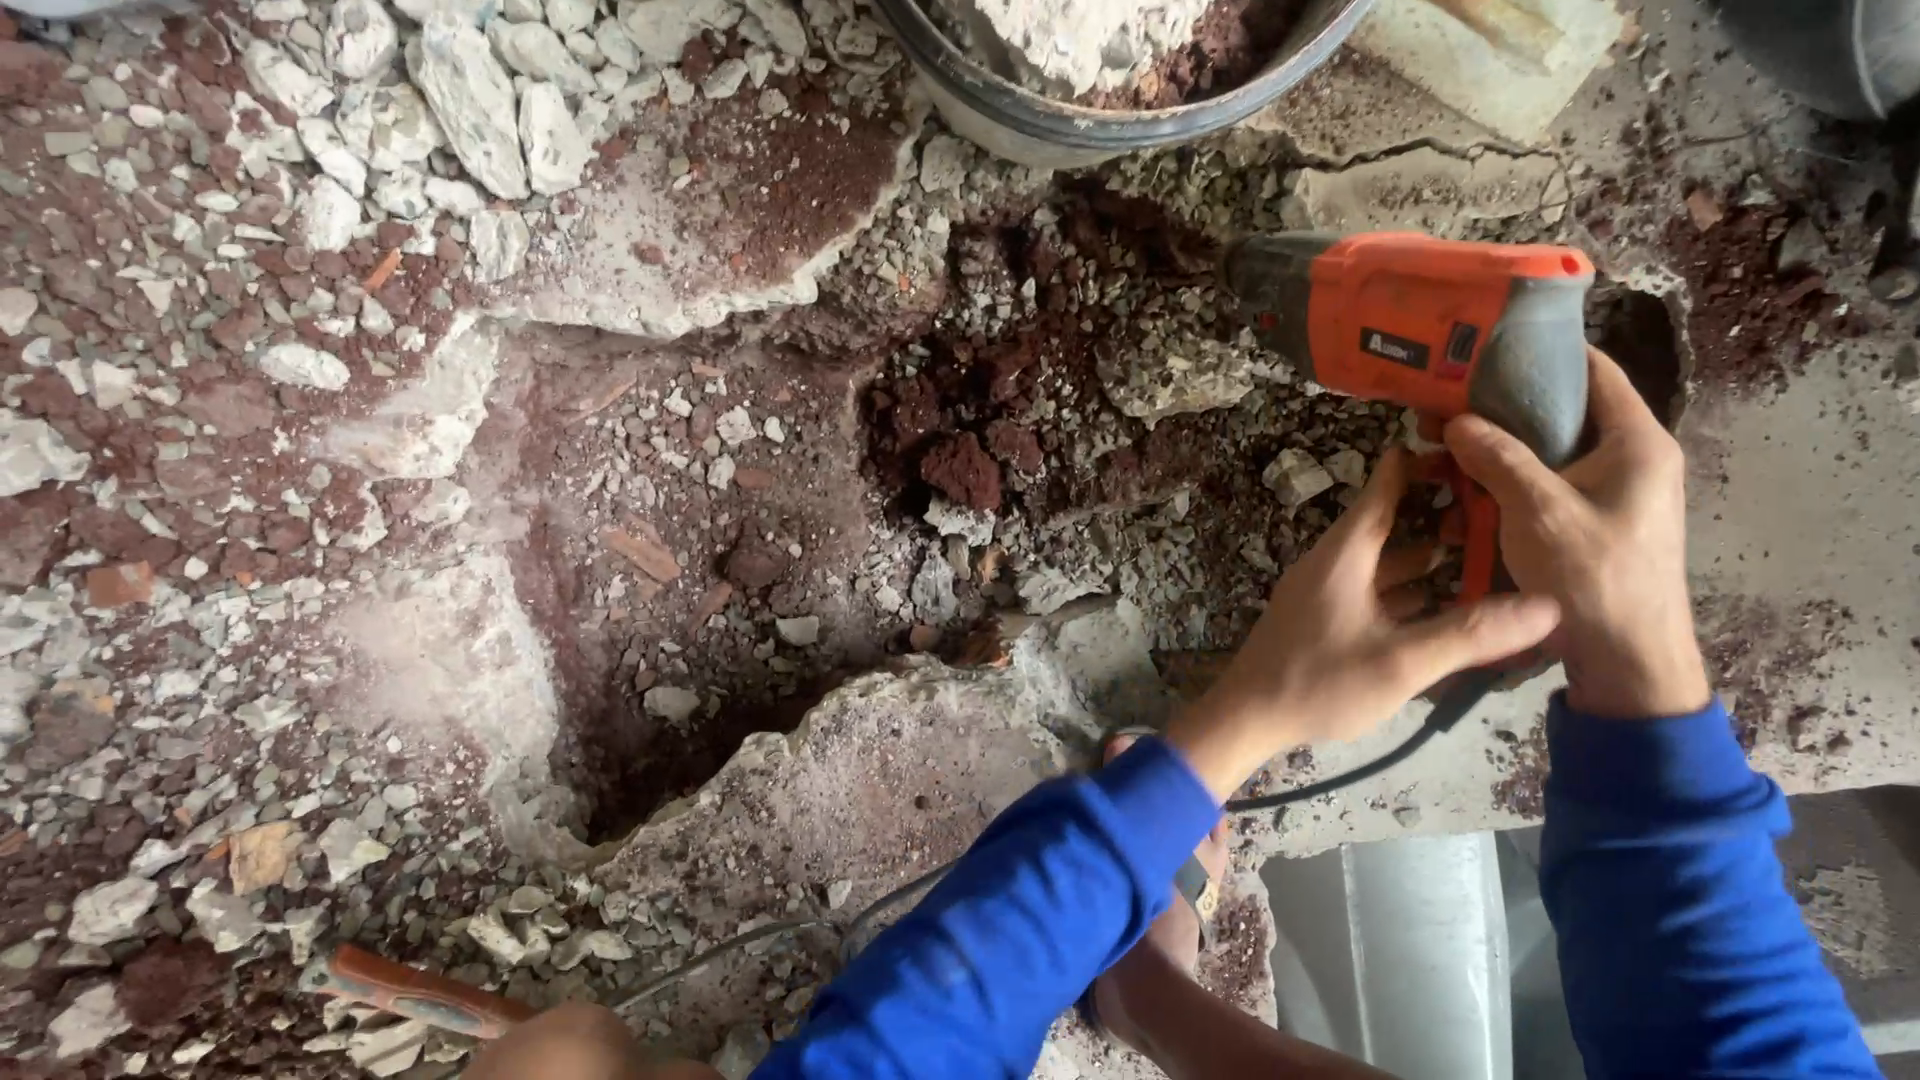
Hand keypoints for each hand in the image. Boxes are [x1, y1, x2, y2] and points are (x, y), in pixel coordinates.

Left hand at [1164, 447, 1561, 800]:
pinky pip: (1365, 589)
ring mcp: (1318, 591)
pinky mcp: (1316, 617)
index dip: (1417, 466)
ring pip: (1375, 561)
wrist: (1247, 716)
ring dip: (1417, 555)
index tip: (1459, 445)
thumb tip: (1549, 607)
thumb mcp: (1400, 662)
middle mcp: (1328, 564)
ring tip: (1472, 550)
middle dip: (1431, 513)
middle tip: (1489, 506)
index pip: (1381, 491)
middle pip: (1383, 525)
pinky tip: (1432, 602)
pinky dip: (1400, 588)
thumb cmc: (1318, 683)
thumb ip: (1470, 634)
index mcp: (1342, 557)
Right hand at [1444, 346, 1710, 719]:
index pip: (1595, 373)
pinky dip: (1501, 481)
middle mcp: (1628, 458)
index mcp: (1636, 443)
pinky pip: (1540, 485)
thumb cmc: (1595, 576)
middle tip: (1441, 404)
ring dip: (1492, 448)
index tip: (1486, 347)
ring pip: (1545, 451)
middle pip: (1561, 412)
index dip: (1545, 353)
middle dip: (1499, 407)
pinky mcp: (1587, 520)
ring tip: (1436, 445)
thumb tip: (1456, 420)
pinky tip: (1460, 489)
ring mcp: (1608, 491)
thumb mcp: (1540, 511)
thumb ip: (1500, 460)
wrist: (1627, 655)